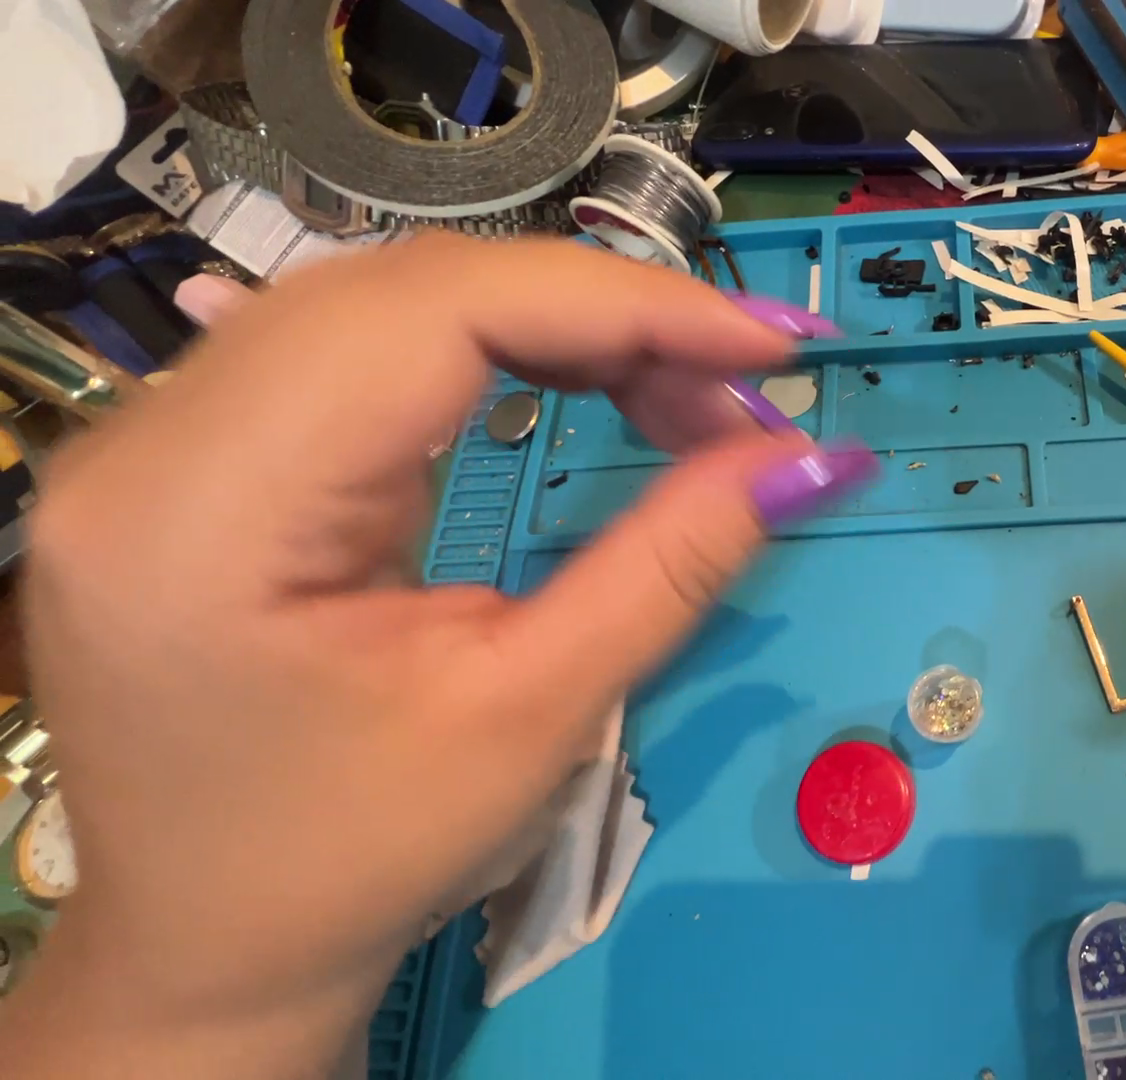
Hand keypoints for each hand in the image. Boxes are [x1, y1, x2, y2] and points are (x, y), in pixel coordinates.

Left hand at [2, 236, 872, 1077]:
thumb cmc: (366, 850)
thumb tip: (813, 463)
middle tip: (750, 394)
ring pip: (426, 308)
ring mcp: (195, 431)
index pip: (442, 311)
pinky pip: (409, 354)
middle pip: (435, 291)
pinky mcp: (245, 450)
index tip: (769, 349)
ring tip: (700, 410)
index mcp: (216, 505)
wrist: (223, 939)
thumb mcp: (544, 708)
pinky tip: (614, 400)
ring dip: (589, 341)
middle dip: (625, 324)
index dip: (630, 306)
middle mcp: (172, 433)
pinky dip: (539, 362)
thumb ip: (678, 562)